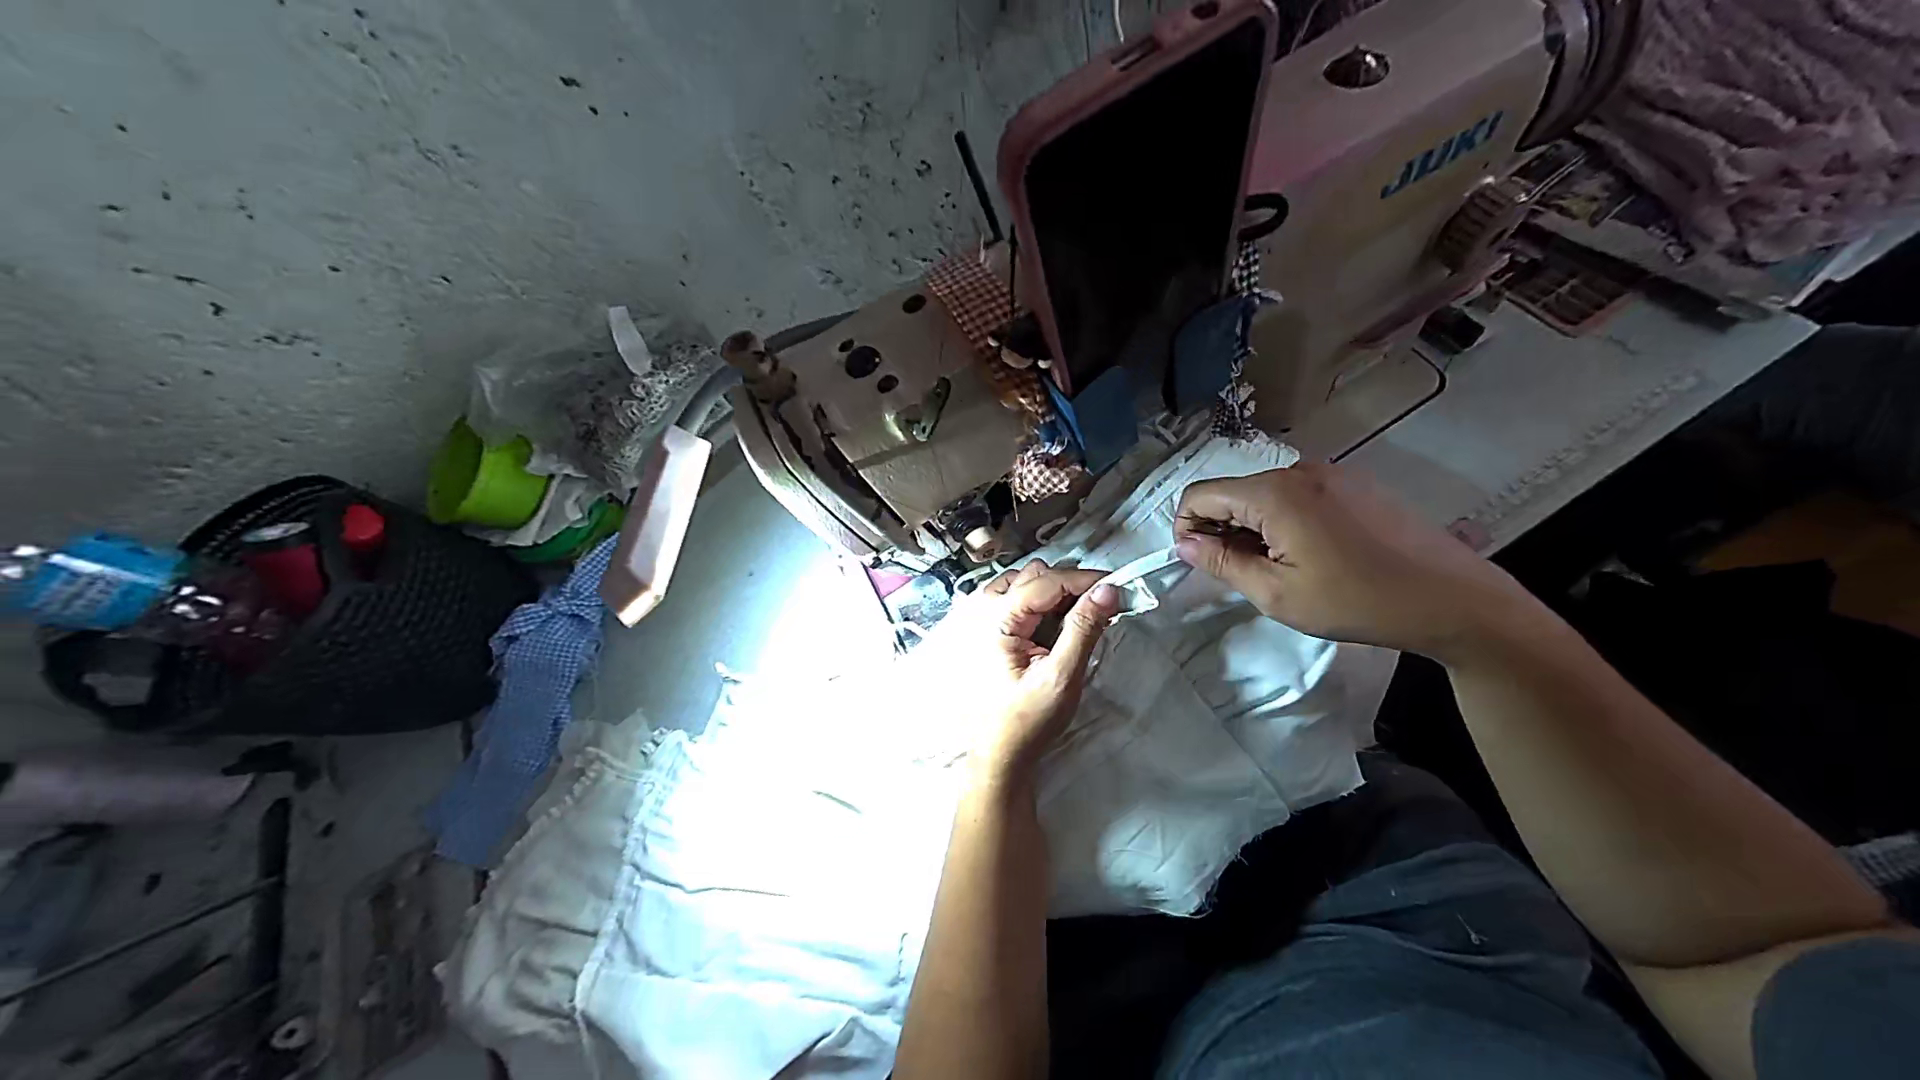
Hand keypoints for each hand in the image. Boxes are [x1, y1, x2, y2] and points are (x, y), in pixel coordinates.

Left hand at [913, 560, 1120, 782]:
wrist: (999, 751)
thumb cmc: (1027, 720)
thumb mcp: (1062, 676)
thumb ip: (1084, 629)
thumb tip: (1108, 591)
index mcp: (994, 619)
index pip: (1047, 581)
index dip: (1085, 580)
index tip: (1117, 587)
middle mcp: (979, 609)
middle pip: (1034, 575)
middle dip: (1070, 585)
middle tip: (1100, 608)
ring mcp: (977, 615)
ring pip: (1024, 581)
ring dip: (1053, 592)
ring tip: (1077, 618)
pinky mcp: (983, 626)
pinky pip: (1014, 596)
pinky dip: (1039, 602)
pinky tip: (1054, 626)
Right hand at [1172, 464, 1536, 660]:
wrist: (1451, 599)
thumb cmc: (1356, 600)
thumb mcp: (1276, 593)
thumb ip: (1222, 563)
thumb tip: (1186, 543)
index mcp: (1274, 492)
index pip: (1200, 495)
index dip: (1186, 527)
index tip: (1198, 562)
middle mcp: (1299, 470)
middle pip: (1232, 492)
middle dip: (1220, 529)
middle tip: (1238, 573)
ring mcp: (1332, 474)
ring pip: (1264, 495)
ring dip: (1252, 528)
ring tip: (1277, 569)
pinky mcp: (1355, 485)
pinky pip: (1297, 496)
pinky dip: (1283, 521)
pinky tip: (1309, 555)